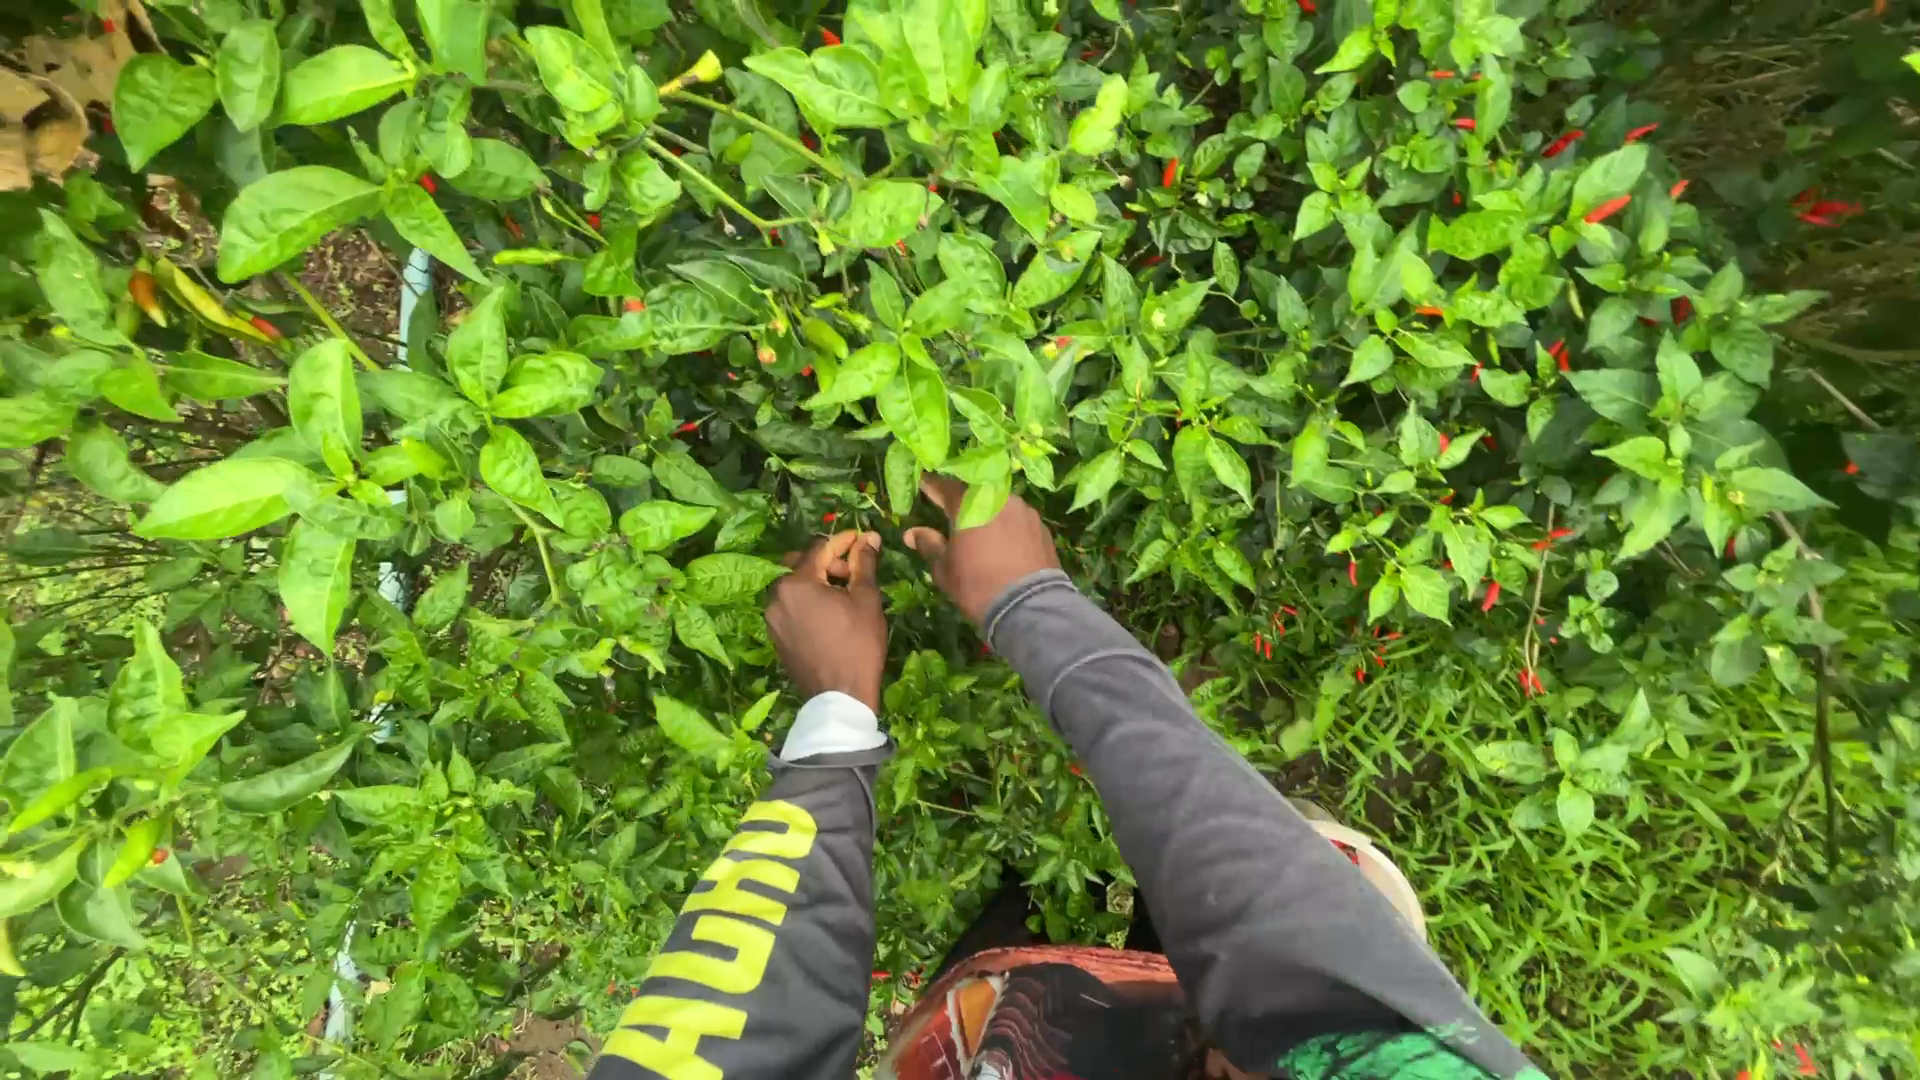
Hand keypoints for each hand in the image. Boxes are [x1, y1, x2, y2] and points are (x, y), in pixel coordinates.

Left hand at [764, 530, 886, 710]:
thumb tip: (870, 537)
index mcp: (796, 583)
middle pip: (800, 564)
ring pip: (794, 586)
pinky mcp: (775, 636)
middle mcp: (776, 596)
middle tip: (852, 572)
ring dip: (816, 581)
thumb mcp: (866, 599)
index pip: (819, 548)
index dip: (843, 541)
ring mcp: (772, 618)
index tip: (862, 539)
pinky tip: (829, 613)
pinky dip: (807, 601)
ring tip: (843, 594)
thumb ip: (864, 563)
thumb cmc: (857, 644)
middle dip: (827, 561)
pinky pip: (790, 606)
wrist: (840, 696)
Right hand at [904, 477, 1059, 624]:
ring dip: (987, 510)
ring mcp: (1022, 509)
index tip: (923, 484)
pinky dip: (1007, 524)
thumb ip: (929, 545)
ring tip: (980, 526)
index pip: (944, 486)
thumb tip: (912, 533)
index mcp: (968, 503)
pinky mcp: (1040, 525)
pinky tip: (1004, 540)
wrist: (1029, 606)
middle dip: (961, 498)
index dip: (931, 486)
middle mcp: (997, 497)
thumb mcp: (945, 569)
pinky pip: (1017, 518)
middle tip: (950, 506)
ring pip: (998, 503)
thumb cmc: (977, 586)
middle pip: (974, 491)